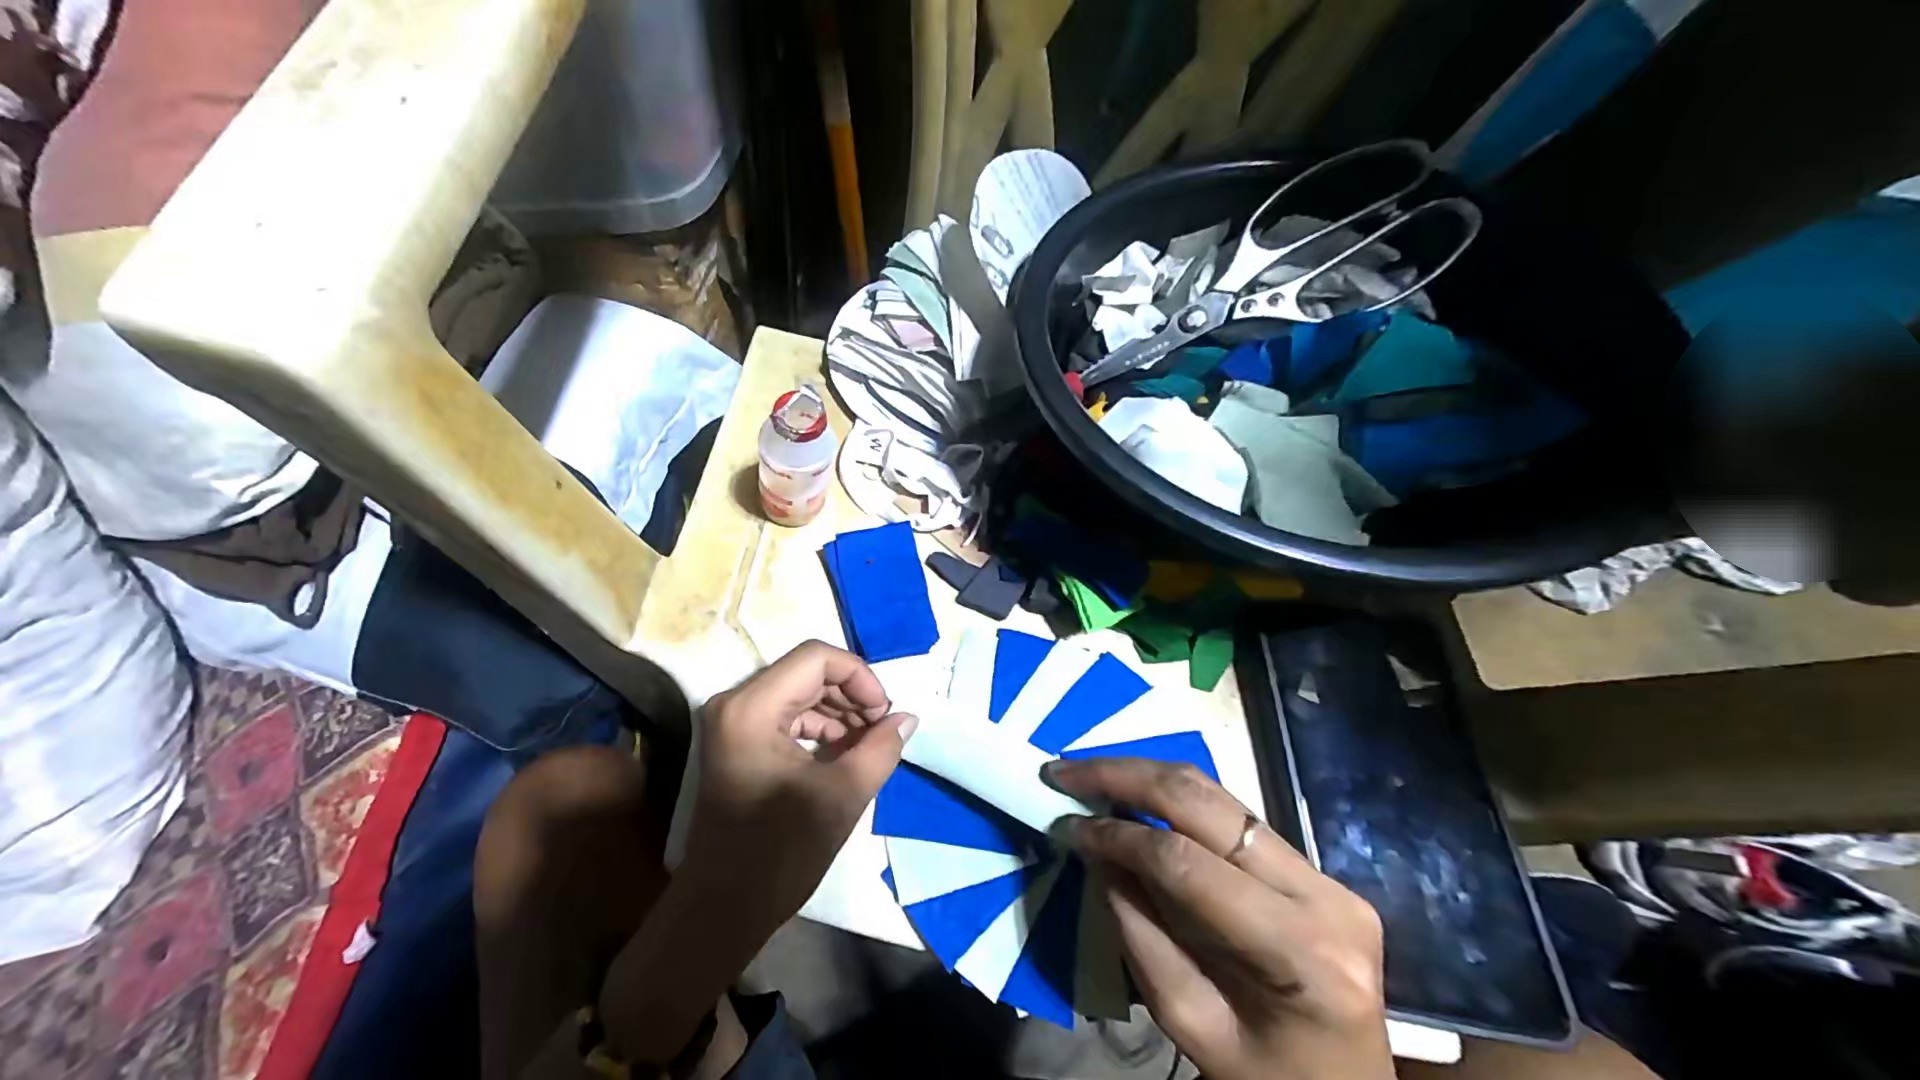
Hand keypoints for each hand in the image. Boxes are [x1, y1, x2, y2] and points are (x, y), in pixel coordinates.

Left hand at [680, 641, 915, 931]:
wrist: (722, 910)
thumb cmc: (780, 852)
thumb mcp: (843, 795)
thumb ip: (881, 747)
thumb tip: (907, 717)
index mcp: (751, 708)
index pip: (817, 658)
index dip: (860, 677)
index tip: (885, 713)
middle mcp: (736, 703)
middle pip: (808, 672)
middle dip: (852, 695)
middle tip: (883, 728)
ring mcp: (733, 723)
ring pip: (800, 692)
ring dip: (839, 711)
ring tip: (870, 743)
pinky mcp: (738, 743)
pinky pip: (787, 715)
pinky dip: (821, 728)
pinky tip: (846, 753)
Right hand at [1047, 758, 1393, 1079]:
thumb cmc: (1264, 1079)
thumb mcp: (1190, 1025)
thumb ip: (1139, 934)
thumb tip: (1097, 852)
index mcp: (1298, 951)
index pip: (1186, 863)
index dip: (1118, 835)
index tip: (1066, 824)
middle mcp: (1322, 894)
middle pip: (1205, 803)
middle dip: (1125, 776)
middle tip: (1066, 771)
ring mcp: (1324, 874)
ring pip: (1218, 794)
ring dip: (1147, 775)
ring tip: (1090, 772)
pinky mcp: (1314, 866)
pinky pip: (1230, 813)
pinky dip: (1173, 795)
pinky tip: (1134, 791)